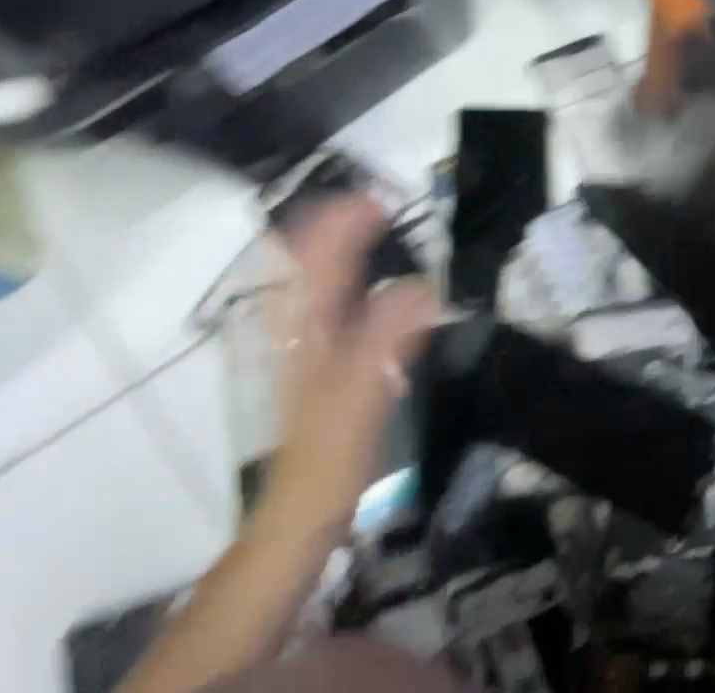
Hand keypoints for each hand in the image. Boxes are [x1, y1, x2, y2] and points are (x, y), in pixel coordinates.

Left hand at [261, 198, 441, 535]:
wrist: (298, 513)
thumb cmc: (329, 459)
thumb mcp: (362, 399)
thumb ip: (387, 341)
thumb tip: (421, 287)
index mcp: (303, 336)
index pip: (316, 264)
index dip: (341, 226)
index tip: (377, 200)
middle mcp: (293, 334)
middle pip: (301, 266)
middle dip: (329, 227)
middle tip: (373, 207)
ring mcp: (297, 351)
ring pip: (305, 286)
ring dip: (329, 251)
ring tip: (364, 230)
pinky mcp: (308, 369)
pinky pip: (318, 310)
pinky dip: (334, 284)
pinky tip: (355, 288)